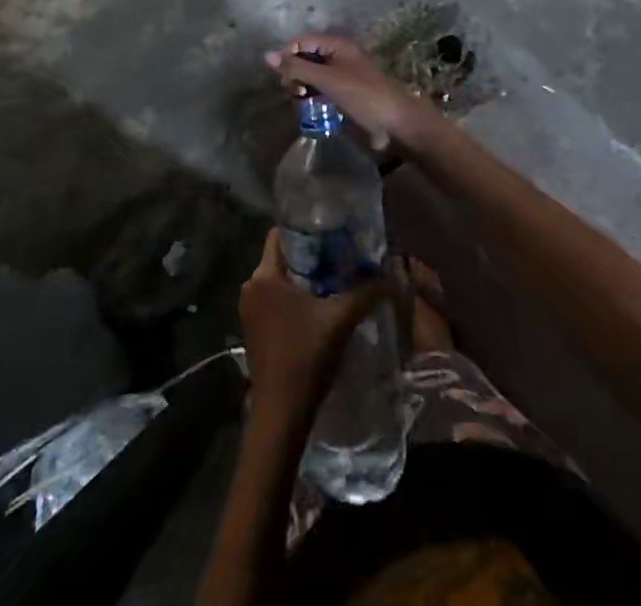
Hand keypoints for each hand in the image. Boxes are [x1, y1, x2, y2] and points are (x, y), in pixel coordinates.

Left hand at [240, 230, 386, 415]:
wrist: (281, 411)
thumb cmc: (306, 355)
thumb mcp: (341, 319)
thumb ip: (367, 292)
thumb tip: (391, 277)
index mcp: (263, 276)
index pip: (280, 235)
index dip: (306, 229)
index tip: (333, 230)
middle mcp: (250, 287)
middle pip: (283, 259)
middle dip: (312, 257)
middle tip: (344, 256)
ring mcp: (249, 310)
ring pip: (280, 282)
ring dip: (306, 281)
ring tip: (337, 281)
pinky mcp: (254, 330)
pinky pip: (276, 301)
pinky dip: (296, 300)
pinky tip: (321, 308)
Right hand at [264, 33, 443, 151]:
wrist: (395, 123)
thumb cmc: (363, 95)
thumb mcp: (327, 79)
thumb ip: (297, 68)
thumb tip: (266, 55)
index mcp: (338, 46)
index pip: (303, 41)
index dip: (288, 55)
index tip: (282, 76)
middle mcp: (339, 57)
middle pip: (306, 58)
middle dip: (294, 73)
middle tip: (293, 92)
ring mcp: (343, 76)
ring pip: (312, 76)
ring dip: (302, 87)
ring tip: (301, 101)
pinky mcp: (345, 95)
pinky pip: (321, 90)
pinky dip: (312, 96)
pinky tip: (310, 108)